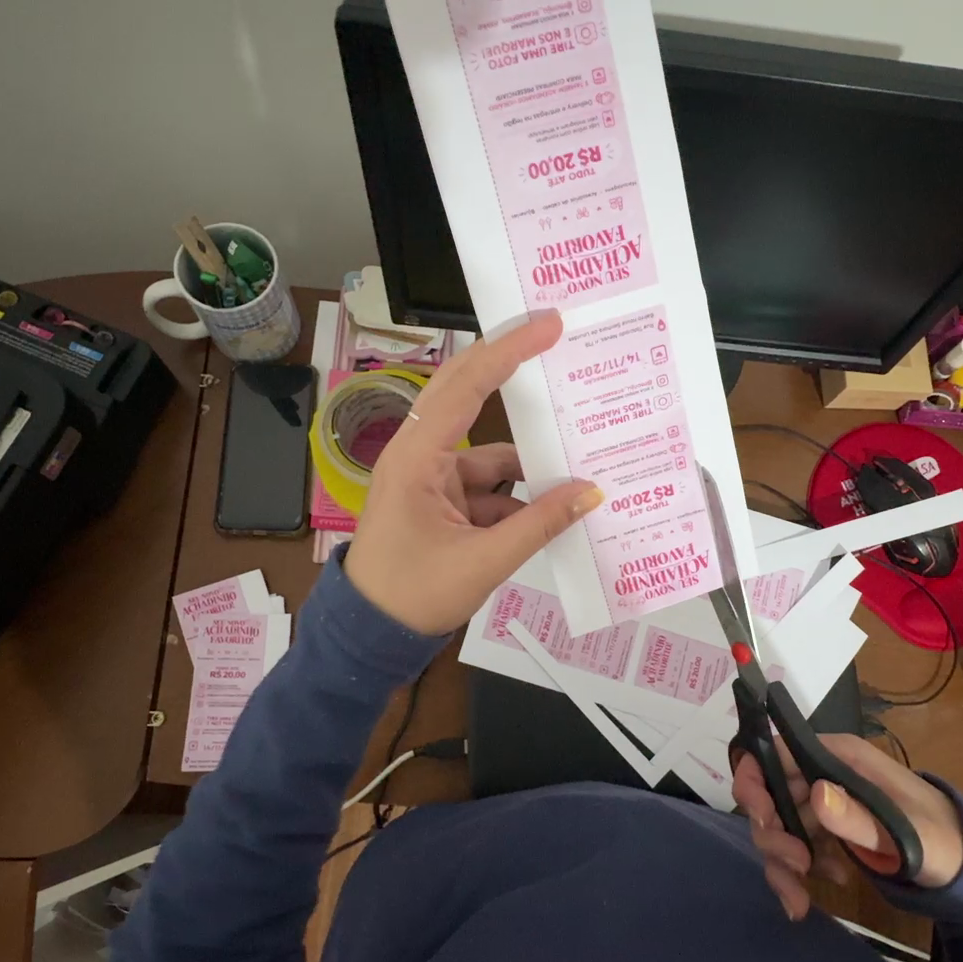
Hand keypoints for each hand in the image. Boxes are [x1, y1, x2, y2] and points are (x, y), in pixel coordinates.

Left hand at [345, 312, 602, 635]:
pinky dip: (518, 499)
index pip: (465, 386)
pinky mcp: (440, 504)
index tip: (548, 324)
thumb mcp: (484, 560)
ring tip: (580, 464)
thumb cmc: (414, 594)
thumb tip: (592, 493)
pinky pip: (488, 489)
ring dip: (529, 468)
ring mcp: (431, 481)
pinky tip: (554, 511)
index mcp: (418, 457)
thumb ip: (541, 524)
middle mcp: (421, 457)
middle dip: (514, 378)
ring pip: (491, 459)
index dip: (509, 350)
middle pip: (472, 401)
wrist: (370, 636)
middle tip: (560, 345)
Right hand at [733, 733, 962, 919]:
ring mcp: (823, 801)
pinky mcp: (826, 829)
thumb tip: (815, 793)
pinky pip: (793, 846)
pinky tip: (822, 890)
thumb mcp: (907, 835)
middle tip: (797, 866)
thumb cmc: (943, 841)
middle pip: (769, 792)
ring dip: (781, 862)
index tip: (764, 820)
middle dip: (773, 834)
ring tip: (801, 898)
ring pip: (776, 824)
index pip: (776, 750)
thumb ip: (859, 818)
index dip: (755, 780)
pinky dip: (796, 873)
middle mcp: (824, 772)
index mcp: (840, 756)